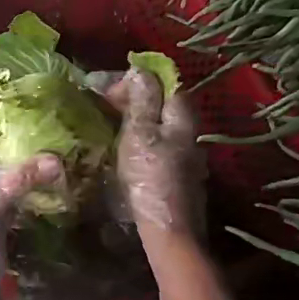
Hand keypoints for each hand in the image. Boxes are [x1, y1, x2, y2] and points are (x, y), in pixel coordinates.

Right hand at [104, 69, 203, 239]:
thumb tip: (140, 69)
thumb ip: (141, 101)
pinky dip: (143, 143)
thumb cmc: (151, 177)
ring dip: (138, 123)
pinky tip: (126, 153)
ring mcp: (188, 157)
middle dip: (137, 102)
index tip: (110, 92)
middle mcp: (191, 133)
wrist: (169, 230)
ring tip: (111, 129)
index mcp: (183, 118)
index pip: (166, 84)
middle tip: (106, 109)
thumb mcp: (139, 133)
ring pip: (162, 128)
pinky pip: (160, 148)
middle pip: (165, 106)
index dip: (139, 81)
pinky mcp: (180, 176)